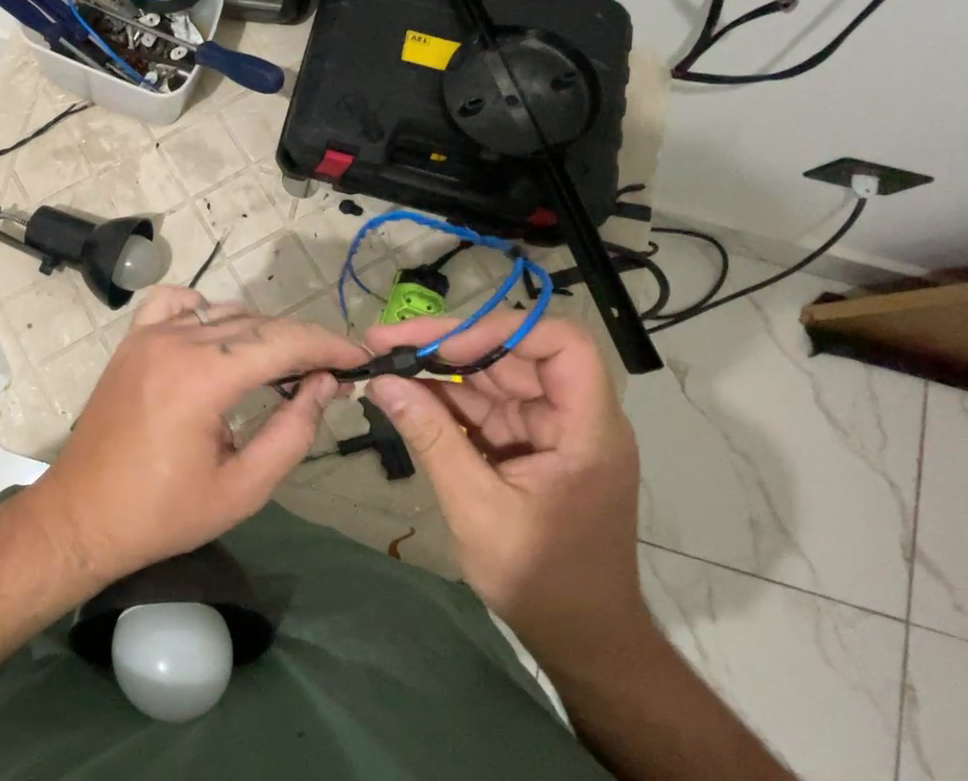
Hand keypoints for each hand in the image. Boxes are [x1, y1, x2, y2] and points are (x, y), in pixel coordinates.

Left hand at [27, 286, 367, 583]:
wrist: (82, 516)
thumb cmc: (163, 514)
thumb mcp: (243, 488)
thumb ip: (292, 432)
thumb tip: (324, 385)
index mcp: (202, 377)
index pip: (283, 342)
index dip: (329, 346)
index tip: (361, 359)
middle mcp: (174, 343)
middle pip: (256, 324)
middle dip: (302, 343)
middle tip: (332, 373)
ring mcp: (146, 338)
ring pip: (221, 313)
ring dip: (260, 332)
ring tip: (284, 368)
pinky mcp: (130, 344)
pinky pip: (172, 305)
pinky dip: (204, 312)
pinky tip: (219, 338)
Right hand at [363, 312, 650, 668]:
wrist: (579, 635)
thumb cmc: (540, 577)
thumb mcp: (477, 508)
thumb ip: (431, 439)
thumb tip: (382, 382)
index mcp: (587, 428)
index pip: (560, 345)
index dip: (499, 332)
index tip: (439, 347)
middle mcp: (574, 418)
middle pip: (515, 354)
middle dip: (448, 344)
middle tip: (382, 342)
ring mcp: (550, 432)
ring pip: (494, 378)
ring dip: (438, 369)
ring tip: (381, 361)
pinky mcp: (528, 448)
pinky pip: (485, 408)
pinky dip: (445, 400)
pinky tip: (403, 393)